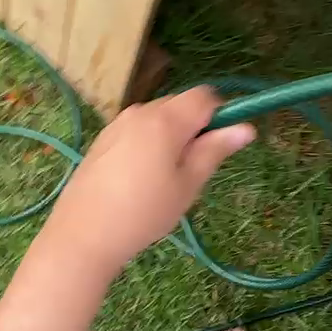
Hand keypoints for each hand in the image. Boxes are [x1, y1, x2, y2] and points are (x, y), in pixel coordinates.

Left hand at [40, 86, 254, 275]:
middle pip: (180, 105)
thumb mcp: (188, 185)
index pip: (205, 96)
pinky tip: (141, 182)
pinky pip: (138, 132)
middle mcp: (140, 112)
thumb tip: (247, 128)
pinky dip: (150, 146)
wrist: (84, 234)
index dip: (221, 115)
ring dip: (172, 139)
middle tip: (192, 172)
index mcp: (165, 120)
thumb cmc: (145, 212)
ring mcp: (118, 124)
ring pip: (159, 120)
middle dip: (195, 129)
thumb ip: (215, 151)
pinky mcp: (104, 140)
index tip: (220, 147)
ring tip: (164, 181)